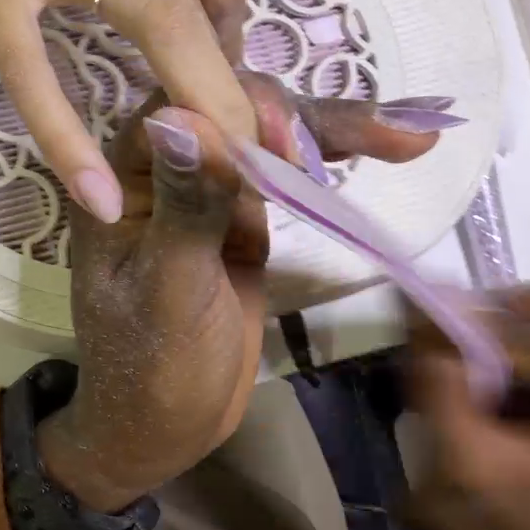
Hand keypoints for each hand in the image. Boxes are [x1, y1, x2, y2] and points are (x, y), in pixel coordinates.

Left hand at [38, 75, 445, 511]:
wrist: (164, 423)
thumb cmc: (149, 363)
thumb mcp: (169, 287)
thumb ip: (185, 206)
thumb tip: (182, 115)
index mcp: (121, 177)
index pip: (175, 105)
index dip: (235, 108)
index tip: (288, 144)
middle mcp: (161, 169)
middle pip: (231, 110)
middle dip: (300, 117)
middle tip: (378, 135)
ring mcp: (204, 189)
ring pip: (266, 138)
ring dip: (333, 131)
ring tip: (409, 135)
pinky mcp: (240, 215)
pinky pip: (286, 175)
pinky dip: (333, 162)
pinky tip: (390, 144)